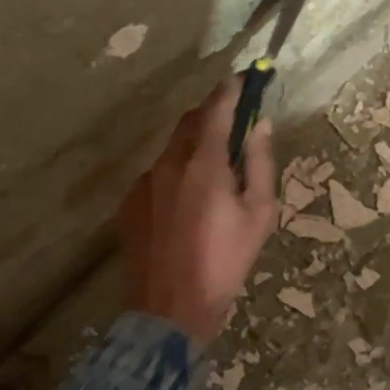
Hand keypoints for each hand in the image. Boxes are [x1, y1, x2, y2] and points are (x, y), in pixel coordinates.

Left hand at [119, 77, 277, 345]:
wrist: (169, 312)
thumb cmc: (226, 261)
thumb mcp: (260, 213)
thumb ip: (260, 162)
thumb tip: (260, 125)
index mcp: (203, 163)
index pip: (217, 108)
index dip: (232, 89)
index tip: (245, 77)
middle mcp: (168, 164)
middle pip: (191, 122)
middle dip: (213, 113)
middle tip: (235, 122)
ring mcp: (144, 184)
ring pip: (172, 148)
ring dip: (195, 145)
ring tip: (215, 171)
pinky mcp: (129, 205)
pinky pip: (157, 175)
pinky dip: (176, 172)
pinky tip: (189, 202)